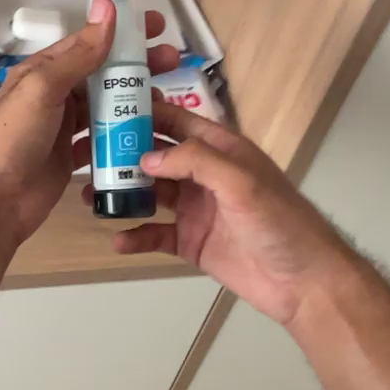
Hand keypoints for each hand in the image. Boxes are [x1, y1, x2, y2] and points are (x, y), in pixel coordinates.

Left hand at [0, 0, 178, 246]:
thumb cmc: (13, 139)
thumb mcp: (43, 89)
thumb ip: (78, 55)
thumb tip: (107, 10)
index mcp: (42, 72)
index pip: (87, 43)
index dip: (122, 32)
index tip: (156, 25)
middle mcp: (54, 95)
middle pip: (101, 74)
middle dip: (136, 65)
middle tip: (172, 61)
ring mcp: (64, 127)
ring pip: (106, 106)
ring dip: (134, 100)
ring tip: (165, 99)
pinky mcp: (73, 156)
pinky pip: (104, 140)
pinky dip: (125, 135)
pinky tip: (149, 133)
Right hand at [94, 101, 353, 325]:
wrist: (303, 282)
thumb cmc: (281, 223)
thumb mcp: (241, 182)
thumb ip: (196, 162)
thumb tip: (146, 157)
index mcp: (221, 150)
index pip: (178, 122)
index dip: (146, 112)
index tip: (108, 106)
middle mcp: (204, 175)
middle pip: (157, 156)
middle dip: (123, 154)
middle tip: (86, 154)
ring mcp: (196, 209)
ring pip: (150, 193)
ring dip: (122, 193)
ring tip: (90, 195)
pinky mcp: (191, 242)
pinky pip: (156, 234)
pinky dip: (136, 236)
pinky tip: (118, 240)